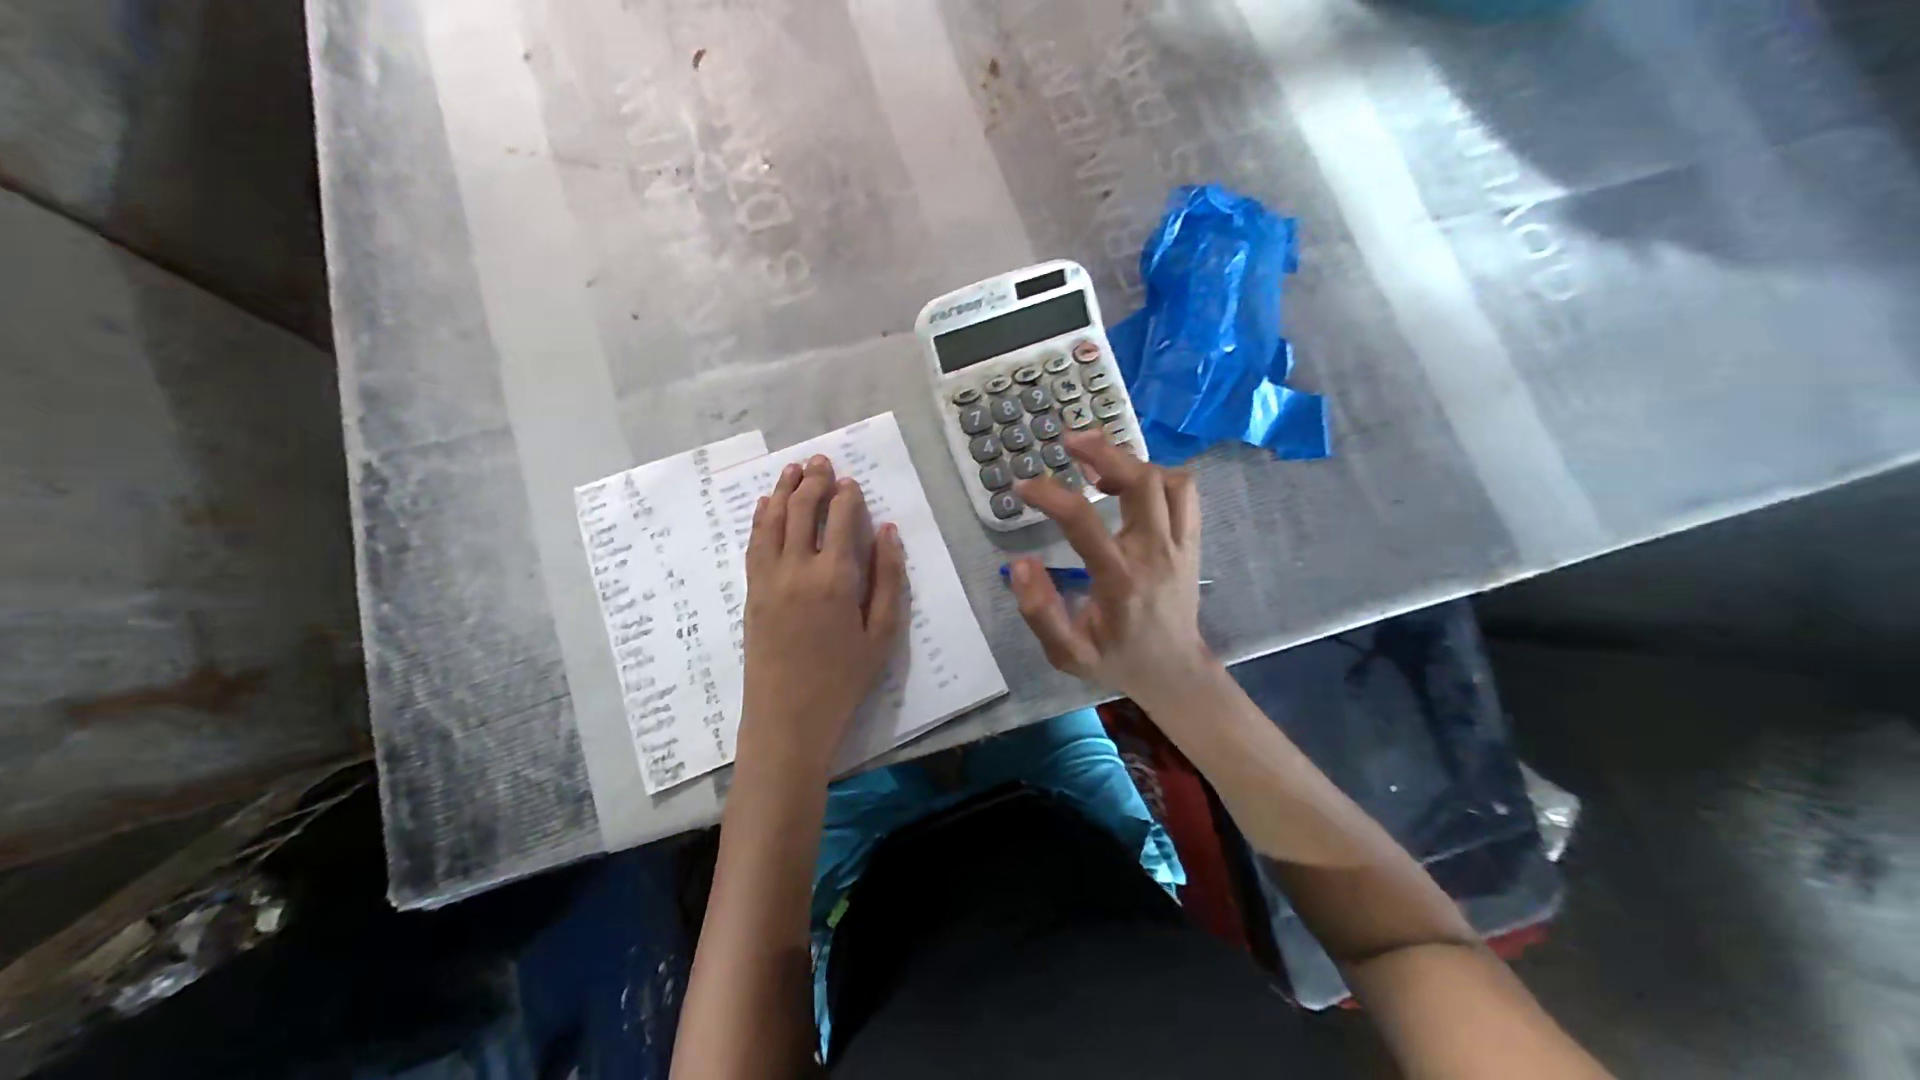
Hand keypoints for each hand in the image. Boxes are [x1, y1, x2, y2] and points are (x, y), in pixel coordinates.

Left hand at [738, 454, 906, 778]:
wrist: (787, 716)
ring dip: (785, 489)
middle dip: (814, 481)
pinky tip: (767, 503)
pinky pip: (754, 542)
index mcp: (835, 577)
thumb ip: (887, 579)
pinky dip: (761, 517)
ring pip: (774, 519)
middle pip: (803, 510)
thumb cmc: (843, 679)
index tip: (851, 481)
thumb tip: (888, 531)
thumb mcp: (881, 634)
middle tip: (822, 461)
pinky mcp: (751, 590)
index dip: (847, 496)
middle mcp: (797, 568)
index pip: (840, 520)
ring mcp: (768, 578)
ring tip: (795, 467)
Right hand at [1007, 433, 1213, 708]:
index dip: (1050, 495)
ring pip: (1169, 480)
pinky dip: (1157, 474)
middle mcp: (1155, 554)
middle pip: (1141, 481)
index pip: (1083, 522)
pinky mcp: (1192, 541)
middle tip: (1069, 441)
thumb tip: (1020, 563)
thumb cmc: (1115, 658)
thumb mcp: (1067, 653)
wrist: (1175, 671)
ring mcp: (1180, 544)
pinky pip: (1184, 491)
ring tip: (1098, 462)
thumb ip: (1040, 611)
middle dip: (1103, 452)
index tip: (1023, 487)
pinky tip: (1129, 480)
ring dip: (1132, 461)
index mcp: (1119, 580)